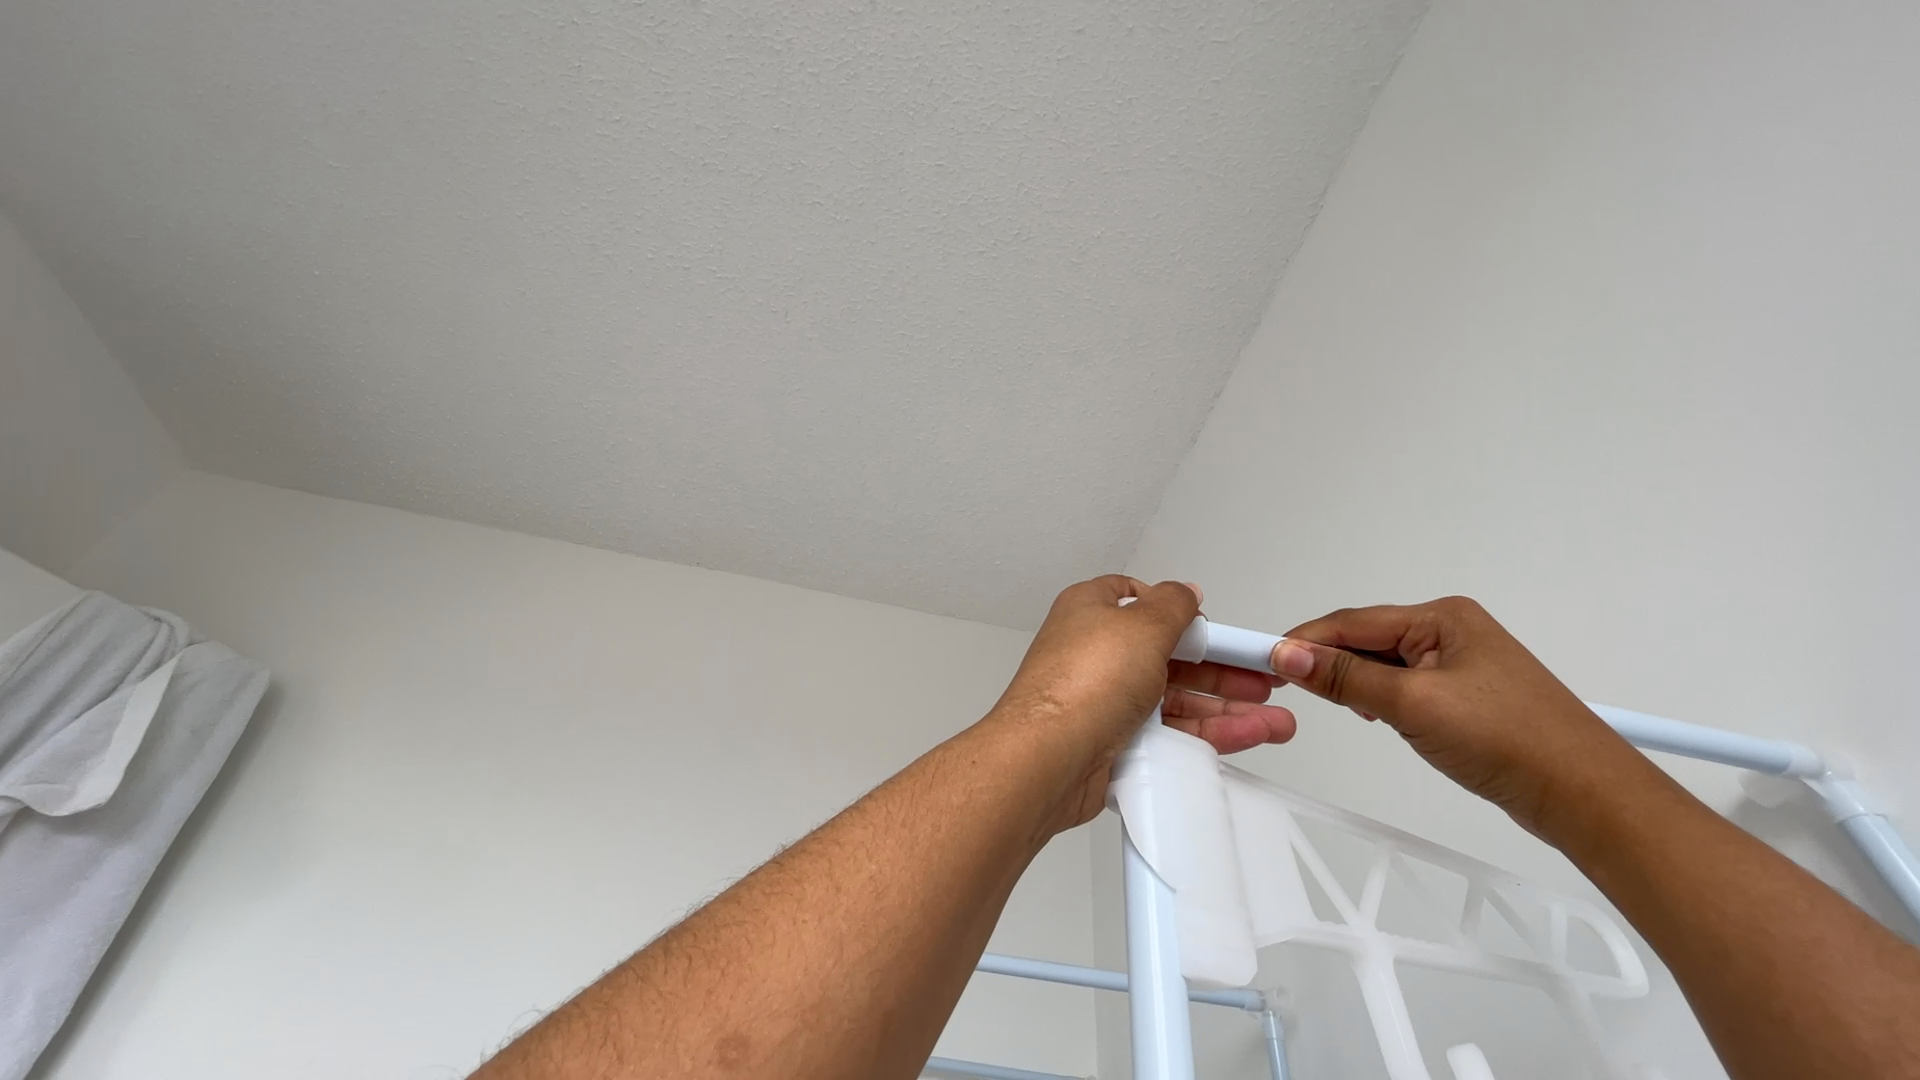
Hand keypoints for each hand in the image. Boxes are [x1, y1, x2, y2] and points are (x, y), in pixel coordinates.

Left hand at [990, 576, 1295, 832]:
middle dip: (1221, 669)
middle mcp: (1095, 654)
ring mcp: (1103, 699)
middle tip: (1266, 682)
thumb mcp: (1142, 625)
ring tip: (1275, 722)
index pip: (1140, 601)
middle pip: (1168, 655)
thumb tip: (1185, 591)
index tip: (1215, 629)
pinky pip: (1167, 733)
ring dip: (1225, 708)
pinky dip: (1205, 734)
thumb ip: (1173, 605)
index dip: (1180, 612)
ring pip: (1173, 699)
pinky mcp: (1112, 741)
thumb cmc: (1085, 682)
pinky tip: (1244, 737)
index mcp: (1092, 612)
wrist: (1048, 759)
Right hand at [1270, 597, 1637, 841]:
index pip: (1351, 621)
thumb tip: (1288, 654)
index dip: (1304, 641)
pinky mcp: (1462, 694)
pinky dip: (1379, 698)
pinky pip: (1401, 684)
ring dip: (1355, 683)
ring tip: (1349, 708)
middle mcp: (1449, 631)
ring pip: (1380, 664)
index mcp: (1441, 617)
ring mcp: (1458, 663)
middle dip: (1330, 663)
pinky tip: (1376, 715)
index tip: (1263, 660)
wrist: (1585, 796)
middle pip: (1364, 639)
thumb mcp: (1412, 703)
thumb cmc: (1510, 741)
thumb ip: (1344, 676)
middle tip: (1295, 690)